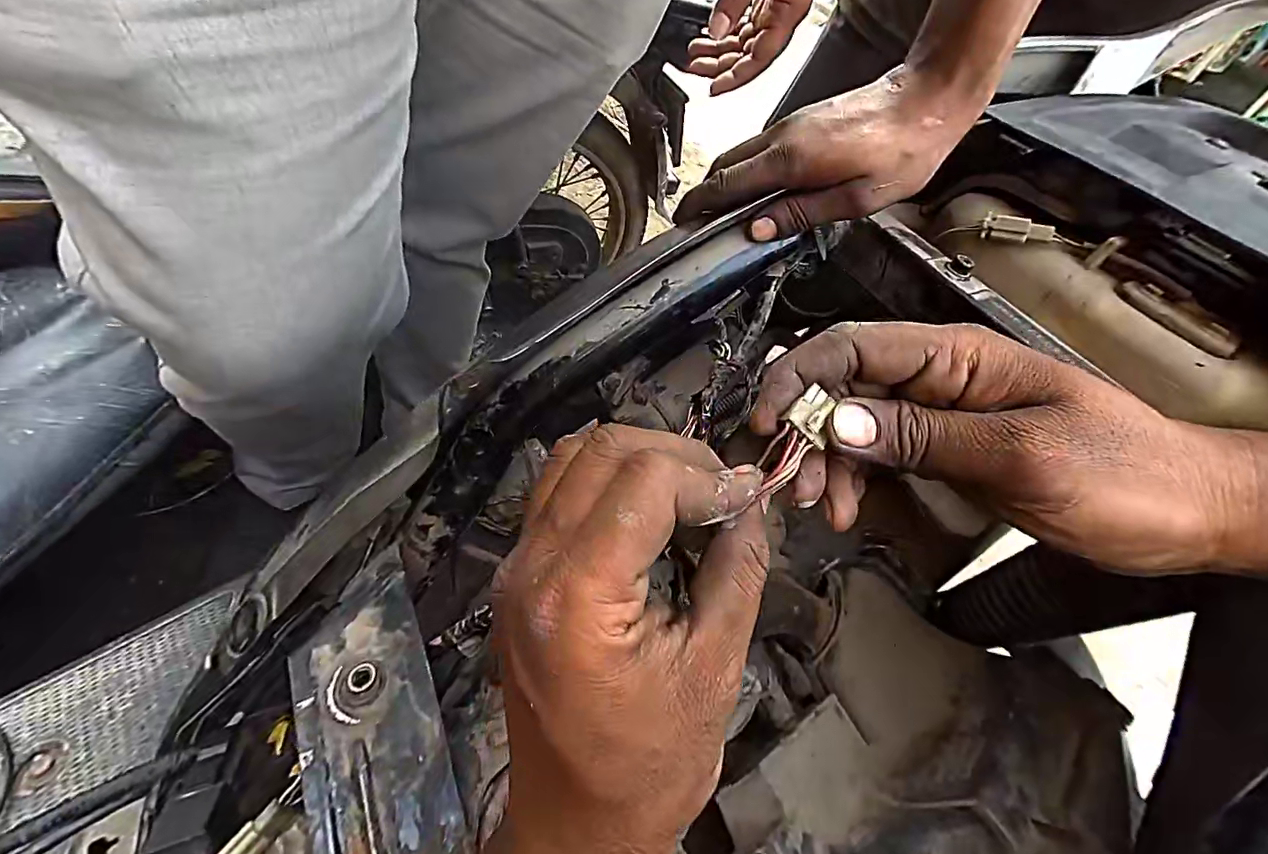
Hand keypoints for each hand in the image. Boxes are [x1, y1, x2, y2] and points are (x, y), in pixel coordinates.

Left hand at [490, 425, 770, 853]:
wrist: (575, 821)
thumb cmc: (645, 766)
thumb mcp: (712, 670)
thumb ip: (736, 570)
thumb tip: (750, 504)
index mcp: (575, 596)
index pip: (643, 481)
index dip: (706, 476)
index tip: (747, 495)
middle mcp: (532, 565)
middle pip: (603, 450)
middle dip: (675, 455)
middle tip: (722, 489)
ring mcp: (517, 561)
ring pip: (574, 454)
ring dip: (638, 456)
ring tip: (688, 490)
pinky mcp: (520, 566)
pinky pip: (559, 486)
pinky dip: (607, 475)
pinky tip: (647, 504)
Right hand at [670, 66, 985, 240]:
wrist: (927, 99)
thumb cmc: (902, 151)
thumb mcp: (855, 199)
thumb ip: (800, 213)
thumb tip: (757, 229)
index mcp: (790, 159)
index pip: (725, 184)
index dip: (699, 205)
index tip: (683, 221)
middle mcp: (781, 137)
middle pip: (723, 167)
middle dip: (704, 195)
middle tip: (698, 221)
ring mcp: (789, 125)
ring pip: (738, 155)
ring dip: (724, 181)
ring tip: (724, 210)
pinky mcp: (800, 121)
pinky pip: (757, 147)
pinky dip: (745, 169)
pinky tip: (756, 188)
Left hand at [686, 0, 827, 94]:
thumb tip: (717, 29)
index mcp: (791, 8)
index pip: (761, 56)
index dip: (737, 75)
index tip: (714, 87)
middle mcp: (785, 9)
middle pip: (751, 51)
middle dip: (723, 64)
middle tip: (695, 69)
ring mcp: (775, 0)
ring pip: (745, 38)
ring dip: (721, 48)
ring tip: (695, 53)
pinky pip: (744, 20)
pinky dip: (725, 28)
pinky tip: (709, 33)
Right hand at [751, 322, 1257, 573]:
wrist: (1195, 513)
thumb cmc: (1127, 474)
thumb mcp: (1023, 455)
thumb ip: (926, 435)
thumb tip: (839, 422)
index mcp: (955, 355)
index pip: (852, 346)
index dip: (800, 377)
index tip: (772, 423)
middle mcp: (935, 376)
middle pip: (840, 384)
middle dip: (807, 429)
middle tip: (798, 482)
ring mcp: (934, 412)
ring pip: (849, 422)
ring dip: (825, 461)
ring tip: (825, 505)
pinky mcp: (938, 447)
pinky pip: (875, 452)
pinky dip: (852, 478)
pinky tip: (848, 507)